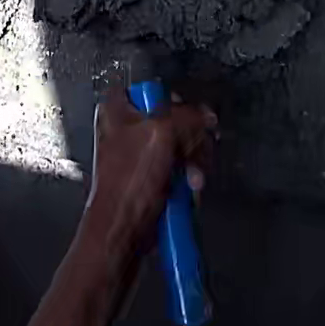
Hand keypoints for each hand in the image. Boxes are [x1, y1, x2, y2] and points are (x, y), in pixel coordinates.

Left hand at [80, 90, 214, 260]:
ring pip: (182, 144)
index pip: (154, 88)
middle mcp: (127, 129)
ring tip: (191, 179)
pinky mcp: (152, 179)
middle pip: (175, 117)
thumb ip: (188, 115)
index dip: (175, 100)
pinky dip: (190, 177)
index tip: (188, 114)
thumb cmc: (127, 186)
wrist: (121, 237)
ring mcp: (140, 155)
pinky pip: (182, 168)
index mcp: (118, 109)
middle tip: (192, 151)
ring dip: (194, 161)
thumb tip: (206, 115)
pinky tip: (189, 189)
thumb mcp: (163, 133)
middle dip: (191, 137)